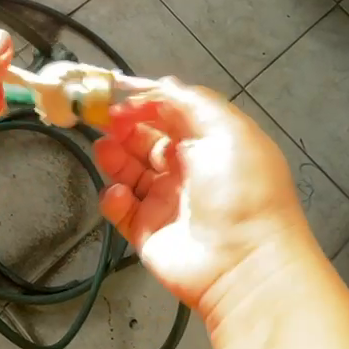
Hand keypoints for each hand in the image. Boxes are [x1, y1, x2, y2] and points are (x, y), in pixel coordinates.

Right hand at [93, 79, 317, 317]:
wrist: (244, 264)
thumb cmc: (239, 188)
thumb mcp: (227, 130)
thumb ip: (191, 101)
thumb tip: (160, 84)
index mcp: (211, 143)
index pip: (171, 113)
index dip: (145, 101)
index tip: (117, 94)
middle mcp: (188, 169)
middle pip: (146, 139)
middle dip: (124, 125)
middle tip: (104, 120)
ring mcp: (165, 201)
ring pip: (129, 169)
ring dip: (114, 155)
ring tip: (105, 150)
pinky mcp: (146, 231)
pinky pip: (121, 207)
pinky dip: (113, 197)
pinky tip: (120, 195)